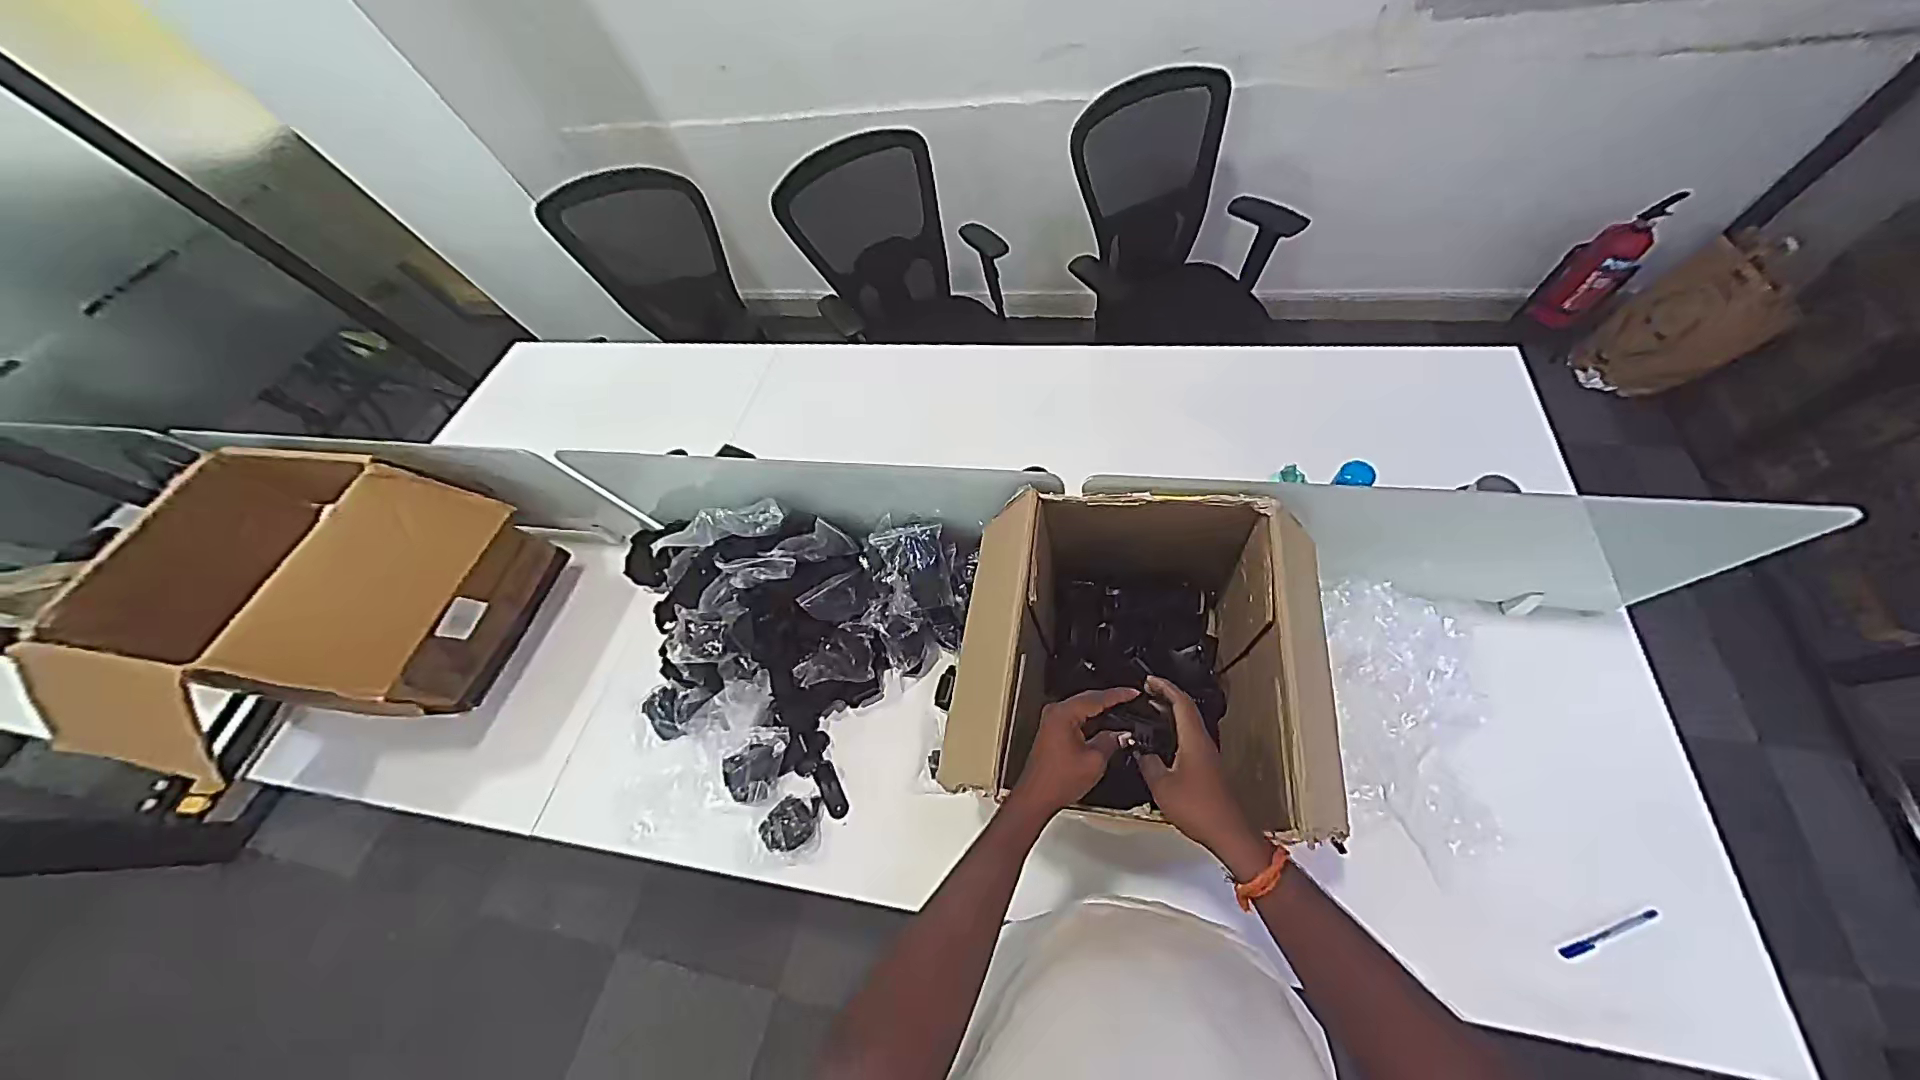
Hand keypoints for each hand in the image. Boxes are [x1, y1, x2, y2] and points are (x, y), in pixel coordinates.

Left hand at [1008, 687, 1139, 816]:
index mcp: (1063, 714)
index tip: (1132, 692)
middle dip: (1110, 699)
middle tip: (1130, 698)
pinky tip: (1104, 725)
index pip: (1096, 698)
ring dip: (1100, 710)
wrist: (1037, 796)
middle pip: (1088, 699)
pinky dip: (1090, 720)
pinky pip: (1075, 718)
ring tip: (1121, 710)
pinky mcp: (1052, 731)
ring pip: (1081, 708)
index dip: (1118, 695)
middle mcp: (1055, 713)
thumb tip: (1121, 734)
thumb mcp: (1094, 760)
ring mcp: (1051, 721)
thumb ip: (1111, 741)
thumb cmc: (1057, 781)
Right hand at [1137, 677, 1271, 877]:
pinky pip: (1190, 739)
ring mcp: (1208, 755)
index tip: (1150, 680)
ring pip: (1189, 724)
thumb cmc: (1201, 810)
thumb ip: (1147, 763)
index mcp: (1194, 740)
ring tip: (1152, 712)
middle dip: (1166, 696)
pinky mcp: (1208, 768)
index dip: (1164, 687)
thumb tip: (1142, 753)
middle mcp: (1204, 743)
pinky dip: (1175, 731)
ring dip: (1171, 714)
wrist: (1227, 833)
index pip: (1181, 702)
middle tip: (1148, 691)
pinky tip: (1163, 742)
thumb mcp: (1161, 785)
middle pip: (1187, 709)